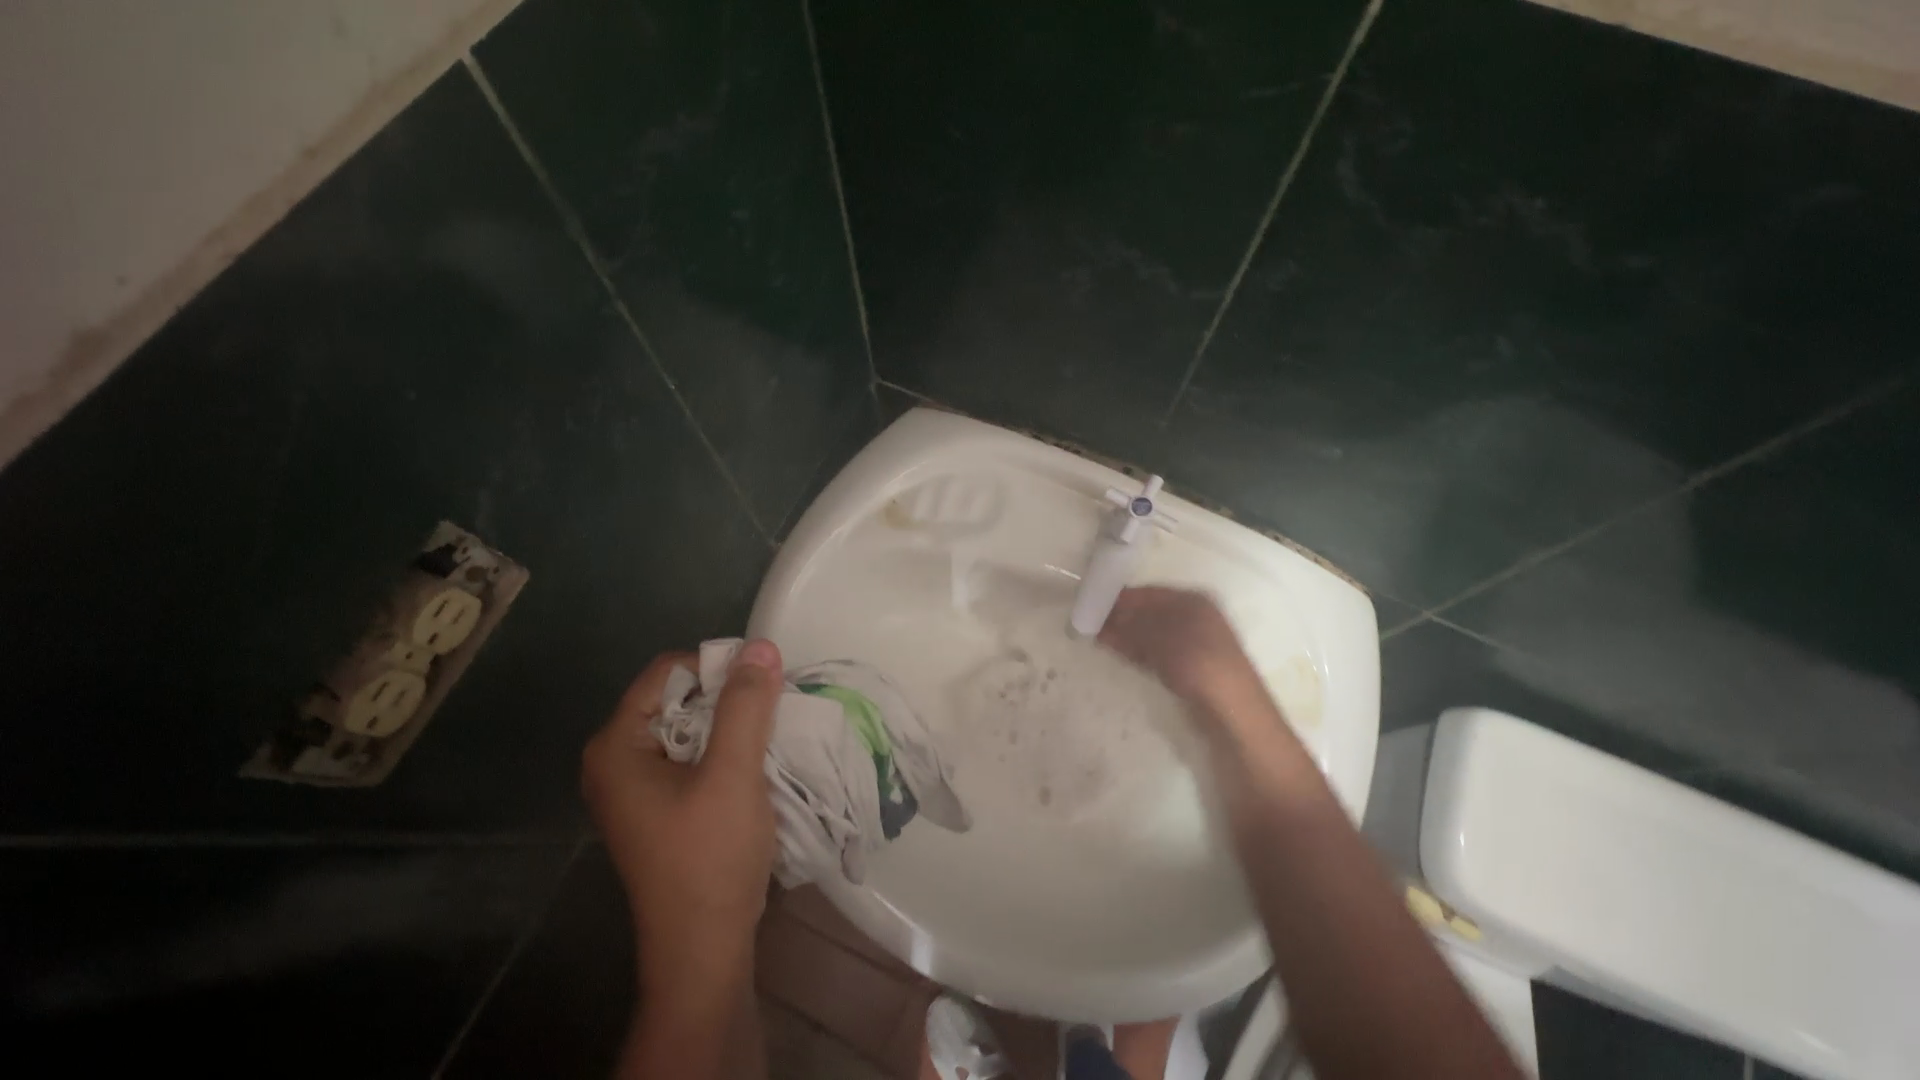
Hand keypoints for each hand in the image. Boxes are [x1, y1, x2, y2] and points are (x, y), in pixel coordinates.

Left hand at [581, 641, 783, 1004]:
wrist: (703, 948)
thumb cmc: (708, 857)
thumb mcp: (733, 773)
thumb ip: (746, 706)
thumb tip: (761, 646)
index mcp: (616, 746)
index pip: (668, 672)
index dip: (718, 667)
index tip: (765, 685)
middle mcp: (615, 761)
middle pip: (678, 700)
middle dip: (729, 701)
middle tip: (773, 714)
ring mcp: (635, 790)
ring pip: (691, 731)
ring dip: (733, 730)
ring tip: (771, 741)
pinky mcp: (658, 811)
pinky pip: (693, 760)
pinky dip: (725, 757)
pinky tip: (756, 771)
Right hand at [1097, 587, 1261, 710]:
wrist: (1232, 708)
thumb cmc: (1197, 662)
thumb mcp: (1159, 639)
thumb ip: (1129, 627)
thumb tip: (1102, 622)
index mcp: (1192, 601)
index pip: (1148, 593)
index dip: (1120, 598)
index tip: (1091, 604)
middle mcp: (1194, 616)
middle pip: (1149, 612)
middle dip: (1121, 617)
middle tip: (1089, 623)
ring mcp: (1192, 642)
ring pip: (1151, 633)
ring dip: (1126, 635)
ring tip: (1096, 638)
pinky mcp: (1188, 665)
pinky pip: (1156, 651)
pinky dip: (1137, 650)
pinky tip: (1118, 652)